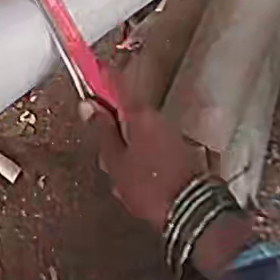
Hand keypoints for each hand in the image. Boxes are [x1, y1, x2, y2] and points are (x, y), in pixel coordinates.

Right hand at [84, 75, 203, 227]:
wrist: (191, 214)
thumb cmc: (149, 187)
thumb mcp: (115, 159)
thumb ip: (101, 129)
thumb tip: (88, 104)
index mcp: (139, 115)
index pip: (117, 82)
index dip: (99, 72)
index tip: (87, 65)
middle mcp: (156, 118)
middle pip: (125, 108)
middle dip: (108, 122)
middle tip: (98, 144)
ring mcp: (168, 134)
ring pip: (135, 129)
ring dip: (122, 143)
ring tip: (117, 172)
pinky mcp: (175, 151)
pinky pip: (147, 144)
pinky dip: (136, 155)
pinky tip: (131, 181)